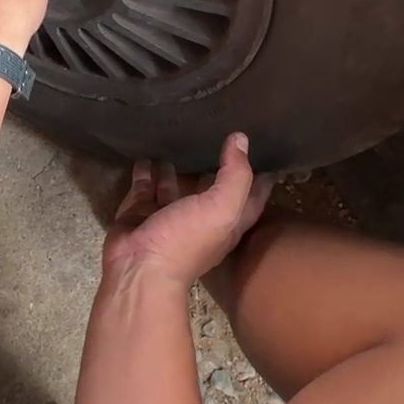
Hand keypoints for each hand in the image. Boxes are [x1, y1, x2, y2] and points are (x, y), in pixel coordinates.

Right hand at [104, 134, 273, 285]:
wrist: (139, 267)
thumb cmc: (186, 239)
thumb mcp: (221, 208)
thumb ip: (234, 174)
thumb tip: (241, 138)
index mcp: (225, 222)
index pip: (250, 197)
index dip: (259, 178)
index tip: (264, 152)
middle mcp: (198, 218)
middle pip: (210, 190)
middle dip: (214, 168)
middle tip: (216, 136)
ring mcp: (166, 215)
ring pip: (173, 185)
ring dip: (177, 168)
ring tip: (177, 139)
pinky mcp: (139, 212)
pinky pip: (143, 185)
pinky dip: (145, 171)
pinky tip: (145, 152)